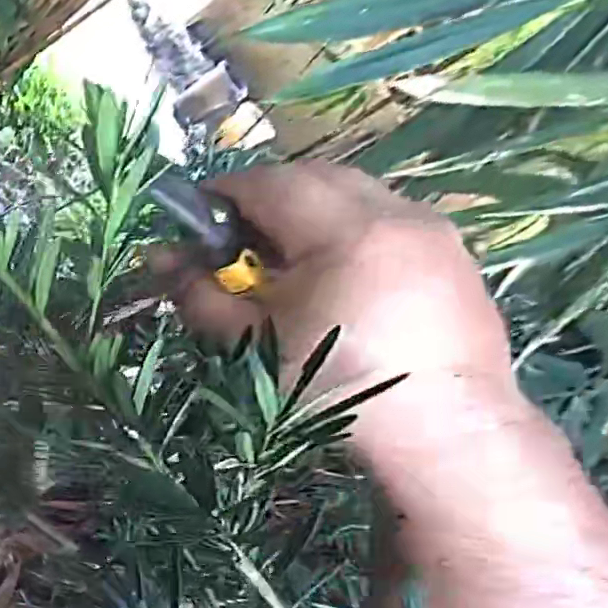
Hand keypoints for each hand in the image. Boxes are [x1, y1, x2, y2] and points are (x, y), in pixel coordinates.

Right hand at [165, 161, 516, 432]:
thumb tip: (157, 256)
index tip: (190, 220)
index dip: (222, 193)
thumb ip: (198, 292)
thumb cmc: (331, 386)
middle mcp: (397, 215)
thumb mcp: (248, 342)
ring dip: (301, 210)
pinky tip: (321, 274)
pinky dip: (338, 226)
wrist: (441, 431)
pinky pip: (380, 216)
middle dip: (261, 196)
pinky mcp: (450, 252)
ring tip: (271, 257)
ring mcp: (433, 230)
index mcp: (346, 235)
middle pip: (314, 176)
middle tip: (225, 239)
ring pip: (351, 192)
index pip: (271, 183)